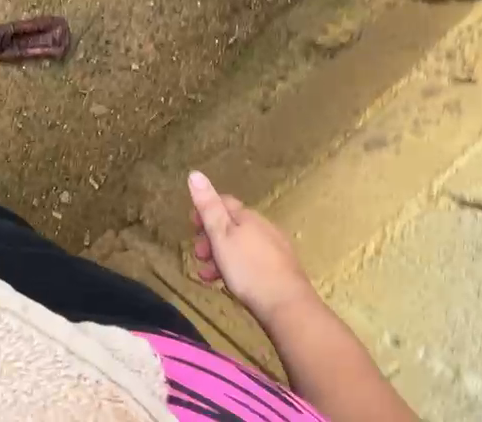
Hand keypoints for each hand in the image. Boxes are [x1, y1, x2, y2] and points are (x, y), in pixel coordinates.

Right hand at [187, 171, 318, 323]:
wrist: (289, 308)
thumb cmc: (248, 269)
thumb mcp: (220, 235)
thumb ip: (208, 206)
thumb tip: (196, 174)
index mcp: (249, 217)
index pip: (223, 202)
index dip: (204, 211)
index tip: (192, 227)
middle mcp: (264, 229)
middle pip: (231, 226)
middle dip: (211, 237)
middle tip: (198, 254)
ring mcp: (276, 250)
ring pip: (240, 246)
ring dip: (220, 256)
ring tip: (208, 274)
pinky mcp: (282, 271)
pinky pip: (252, 262)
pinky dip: (237, 268)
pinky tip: (228, 283)